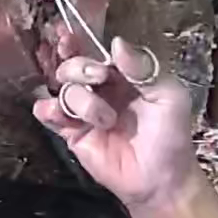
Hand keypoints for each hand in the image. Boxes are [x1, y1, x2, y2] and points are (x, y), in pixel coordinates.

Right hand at [33, 37, 200, 212]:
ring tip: (103, 119)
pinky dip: (47, 110)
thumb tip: (115, 42)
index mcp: (122, 74)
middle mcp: (100, 88)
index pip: (95, 50)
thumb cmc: (170, 135)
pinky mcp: (72, 134)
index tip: (68, 36)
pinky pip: (50, 115)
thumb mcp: (168, 95)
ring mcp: (85, 111)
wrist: (161, 180)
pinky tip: (53, 113)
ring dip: (80, 98)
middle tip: (98, 77)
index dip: (79, 42)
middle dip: (79, 66)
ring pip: (64, 89)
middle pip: (73, 65)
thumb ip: (143, 68)